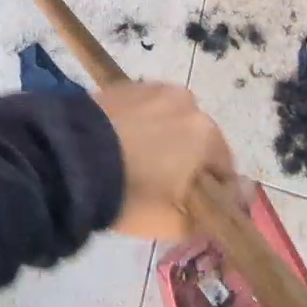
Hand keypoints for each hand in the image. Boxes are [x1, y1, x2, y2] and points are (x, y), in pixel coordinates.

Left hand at [93, 82, 235, 237]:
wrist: (71, 157)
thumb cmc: (132, 193)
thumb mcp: (175, 222)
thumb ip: (212, 214)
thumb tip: (235, 198)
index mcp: (207, 133)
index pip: (224, 170)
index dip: (211, 193)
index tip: (191, 208)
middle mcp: (186, 101)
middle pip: (197, 139)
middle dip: (187, 161)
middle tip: (162, 187)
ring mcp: (152, 88)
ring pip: (170, 121)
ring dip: (164, 139)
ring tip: (137, 163)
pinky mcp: (123, 85)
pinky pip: (144, 110)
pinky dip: (141, 125)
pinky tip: (121, 145)